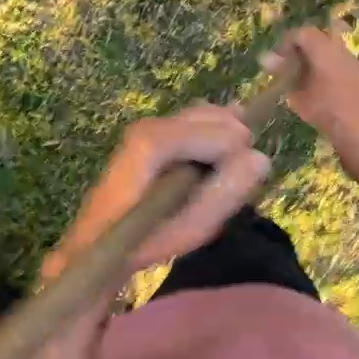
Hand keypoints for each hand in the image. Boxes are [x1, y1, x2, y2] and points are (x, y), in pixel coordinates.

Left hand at [44, 104, 269, 278]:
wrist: (98, 242)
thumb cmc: (144, 239)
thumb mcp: (190, 226)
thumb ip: (225, 191)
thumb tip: (260, 159)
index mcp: (154, 142)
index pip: (221, 132)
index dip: (236, 157)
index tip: (233, 188)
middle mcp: (151, 123)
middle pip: (216, 117)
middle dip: (230, 148)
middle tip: (220, 187)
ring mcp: (150, 123)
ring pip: (208, 116)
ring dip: (221, 144)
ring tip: (211, 180)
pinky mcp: (153, 130)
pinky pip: (197, 122)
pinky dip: (210, 139)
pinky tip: (204, 167)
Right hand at [262, 25, 358, 142]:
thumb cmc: (324, 110)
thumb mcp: (297, 92)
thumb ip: (283, 72)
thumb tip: (266, 59)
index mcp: (322, 48)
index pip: (301, 33)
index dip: (287, 43)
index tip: (278, 60)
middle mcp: (338, 48)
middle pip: (317, 36)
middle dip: (301, 47)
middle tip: (290, 64)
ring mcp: (351, 59)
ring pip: (330, 47)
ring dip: (315, 55)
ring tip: (304, 75)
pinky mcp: (358, 72)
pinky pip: (339, 59)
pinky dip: (327, 64)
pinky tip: (321, 84)